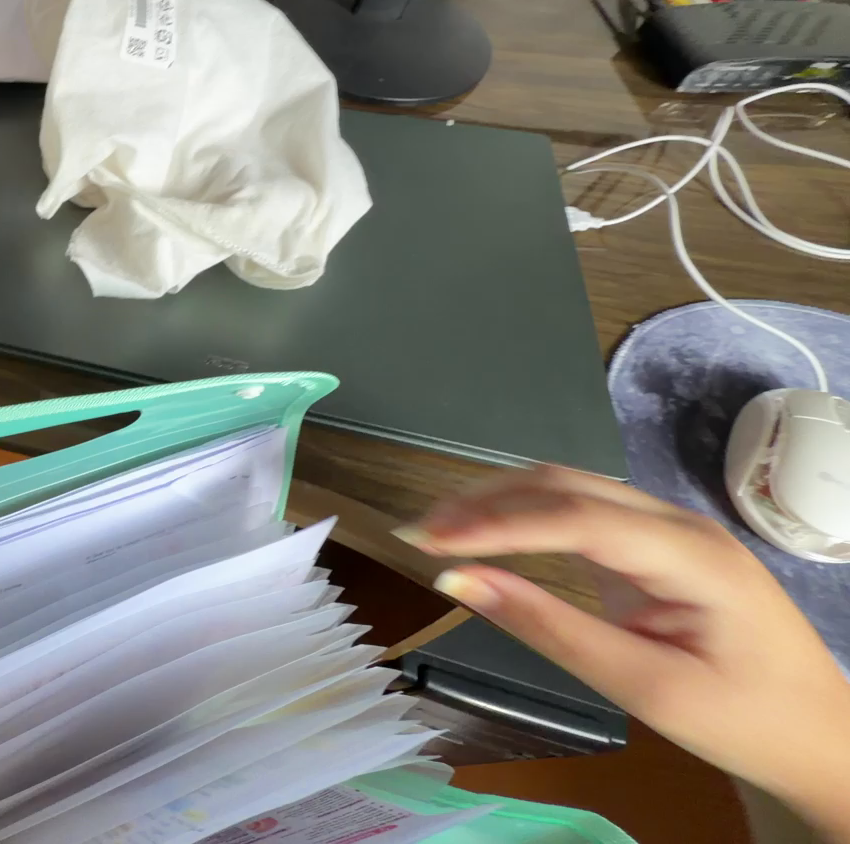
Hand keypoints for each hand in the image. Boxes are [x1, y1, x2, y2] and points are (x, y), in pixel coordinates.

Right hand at [399, 466, 849, 839]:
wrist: (827, 743)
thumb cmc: (746, 721)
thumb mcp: (645, 687)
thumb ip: (547, 627)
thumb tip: (453, 579)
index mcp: (693, 557)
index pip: (573, 517)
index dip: (493, 522)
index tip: (428, 542)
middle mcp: (677, 523)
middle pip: (559, 485)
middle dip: (480, 502)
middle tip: (420, 533)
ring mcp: (663, 526)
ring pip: (558, 486)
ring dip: (489, 500)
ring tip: (437, 529)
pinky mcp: (645, 539)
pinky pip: (567, 505)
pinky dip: (512, 512)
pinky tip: (480, 530)